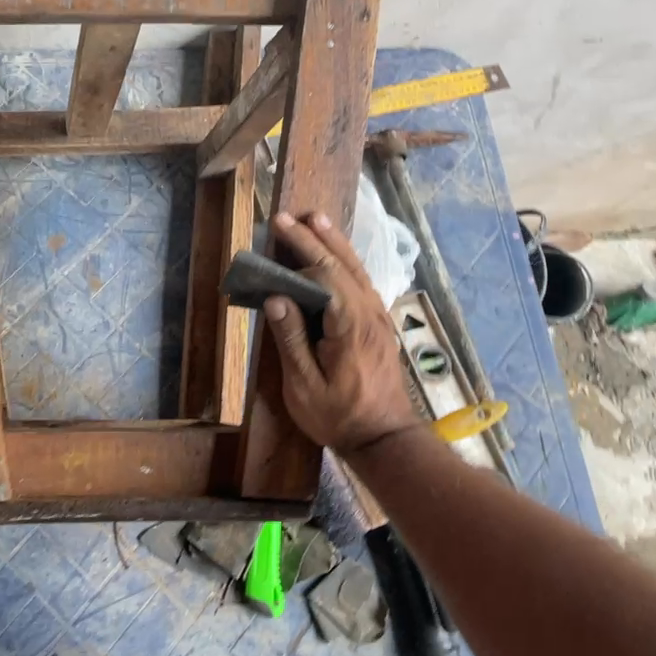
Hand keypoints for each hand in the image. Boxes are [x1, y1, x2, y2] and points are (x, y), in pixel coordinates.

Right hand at [261, 211, 420, 452]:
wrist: (385, 438)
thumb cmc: (338, 416)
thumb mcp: (305, 386)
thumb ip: (291, 340)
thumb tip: (275, 299)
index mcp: (350, 328)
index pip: (326, 279)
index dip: (298, 263)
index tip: (271, 257)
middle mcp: (369, 314)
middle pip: (341, 266)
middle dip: (311, 240)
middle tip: (283, 217)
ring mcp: (378, 317)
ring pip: (356, 270)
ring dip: (333, 243)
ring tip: (314, 218)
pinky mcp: (379, 324)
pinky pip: (362, 282)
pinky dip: (346, 261)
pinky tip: (335, 252)